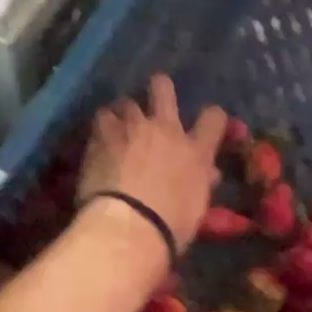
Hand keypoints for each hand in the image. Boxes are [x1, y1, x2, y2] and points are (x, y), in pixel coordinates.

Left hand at [75, 74, 225, 254]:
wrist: (129, 224)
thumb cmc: (171, 224)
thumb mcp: (196, 206)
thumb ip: (201, 182)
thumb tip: (209, 173)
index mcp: (195, 150)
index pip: (213, 118)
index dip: (212, 116)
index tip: (208, 121)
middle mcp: (164, 130)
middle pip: (163, 89)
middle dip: (160, 87)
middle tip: (154, 94)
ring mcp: (132, 128)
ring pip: (127, 102)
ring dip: (124, 112)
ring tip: (119, 124)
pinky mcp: (102, 134)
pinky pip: (102, 117)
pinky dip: (102, 125)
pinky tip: (98, 137)